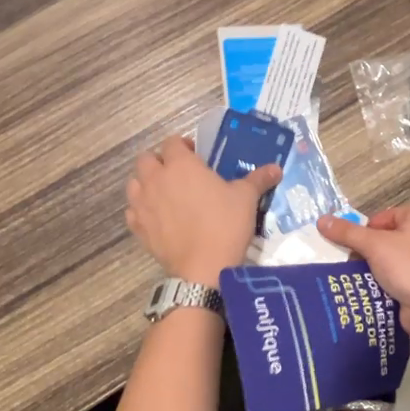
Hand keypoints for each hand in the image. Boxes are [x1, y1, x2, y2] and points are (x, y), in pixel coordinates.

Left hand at [125, 135, 281, 285]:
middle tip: (180, 174)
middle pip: (146, 159)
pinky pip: (132, 210)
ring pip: (134, 183)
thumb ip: (258, 179)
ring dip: (146, 183)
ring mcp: (142, 204)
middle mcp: (156, 179)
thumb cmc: (226, 224)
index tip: (197, 156)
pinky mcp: (138, 227)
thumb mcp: (246, 198)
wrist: (204, 267)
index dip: (183, 146)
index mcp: (181, 165)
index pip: (172, 142)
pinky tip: (157, 217)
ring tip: (165, 194)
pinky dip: (141, 209)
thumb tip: (276, 168)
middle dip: (161, 162)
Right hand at [317, 205, 409, 336]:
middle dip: (364, 249)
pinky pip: (390, 277)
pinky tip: (364, 289)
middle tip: (350, 260)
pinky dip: (377, 282)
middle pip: (382, 237)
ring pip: (384, 259)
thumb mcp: (373, 245)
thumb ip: (347, 233)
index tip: (357, 241)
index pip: (383, 215)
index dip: (368, 226)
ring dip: (368, 267)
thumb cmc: (406, 266)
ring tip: (352, 276)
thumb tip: (321, 220)